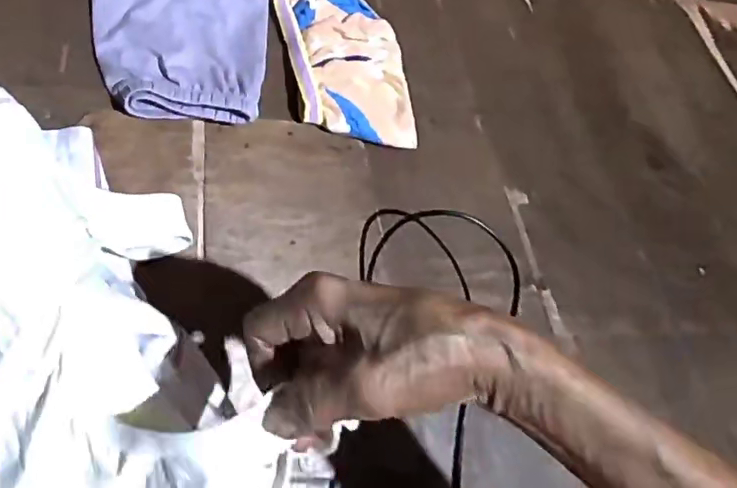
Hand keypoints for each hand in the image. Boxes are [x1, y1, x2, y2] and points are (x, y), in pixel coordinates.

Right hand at [241, 272, 510, 440]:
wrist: (478, 349)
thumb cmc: (417, 359)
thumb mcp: (360, 388)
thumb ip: (308, 404)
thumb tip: (269, 420)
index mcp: (315, 298)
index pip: (258, 328)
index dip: (260, 372)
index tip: (283, 411)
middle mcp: (322, 299)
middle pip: (279, 343)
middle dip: (285, 391)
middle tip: (304, 437)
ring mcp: (343, 315)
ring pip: (302, 356)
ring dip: (305, 397)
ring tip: (323, 438)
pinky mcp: (362, 332)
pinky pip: (326, 359)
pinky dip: (325, 389)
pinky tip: (340, 421)